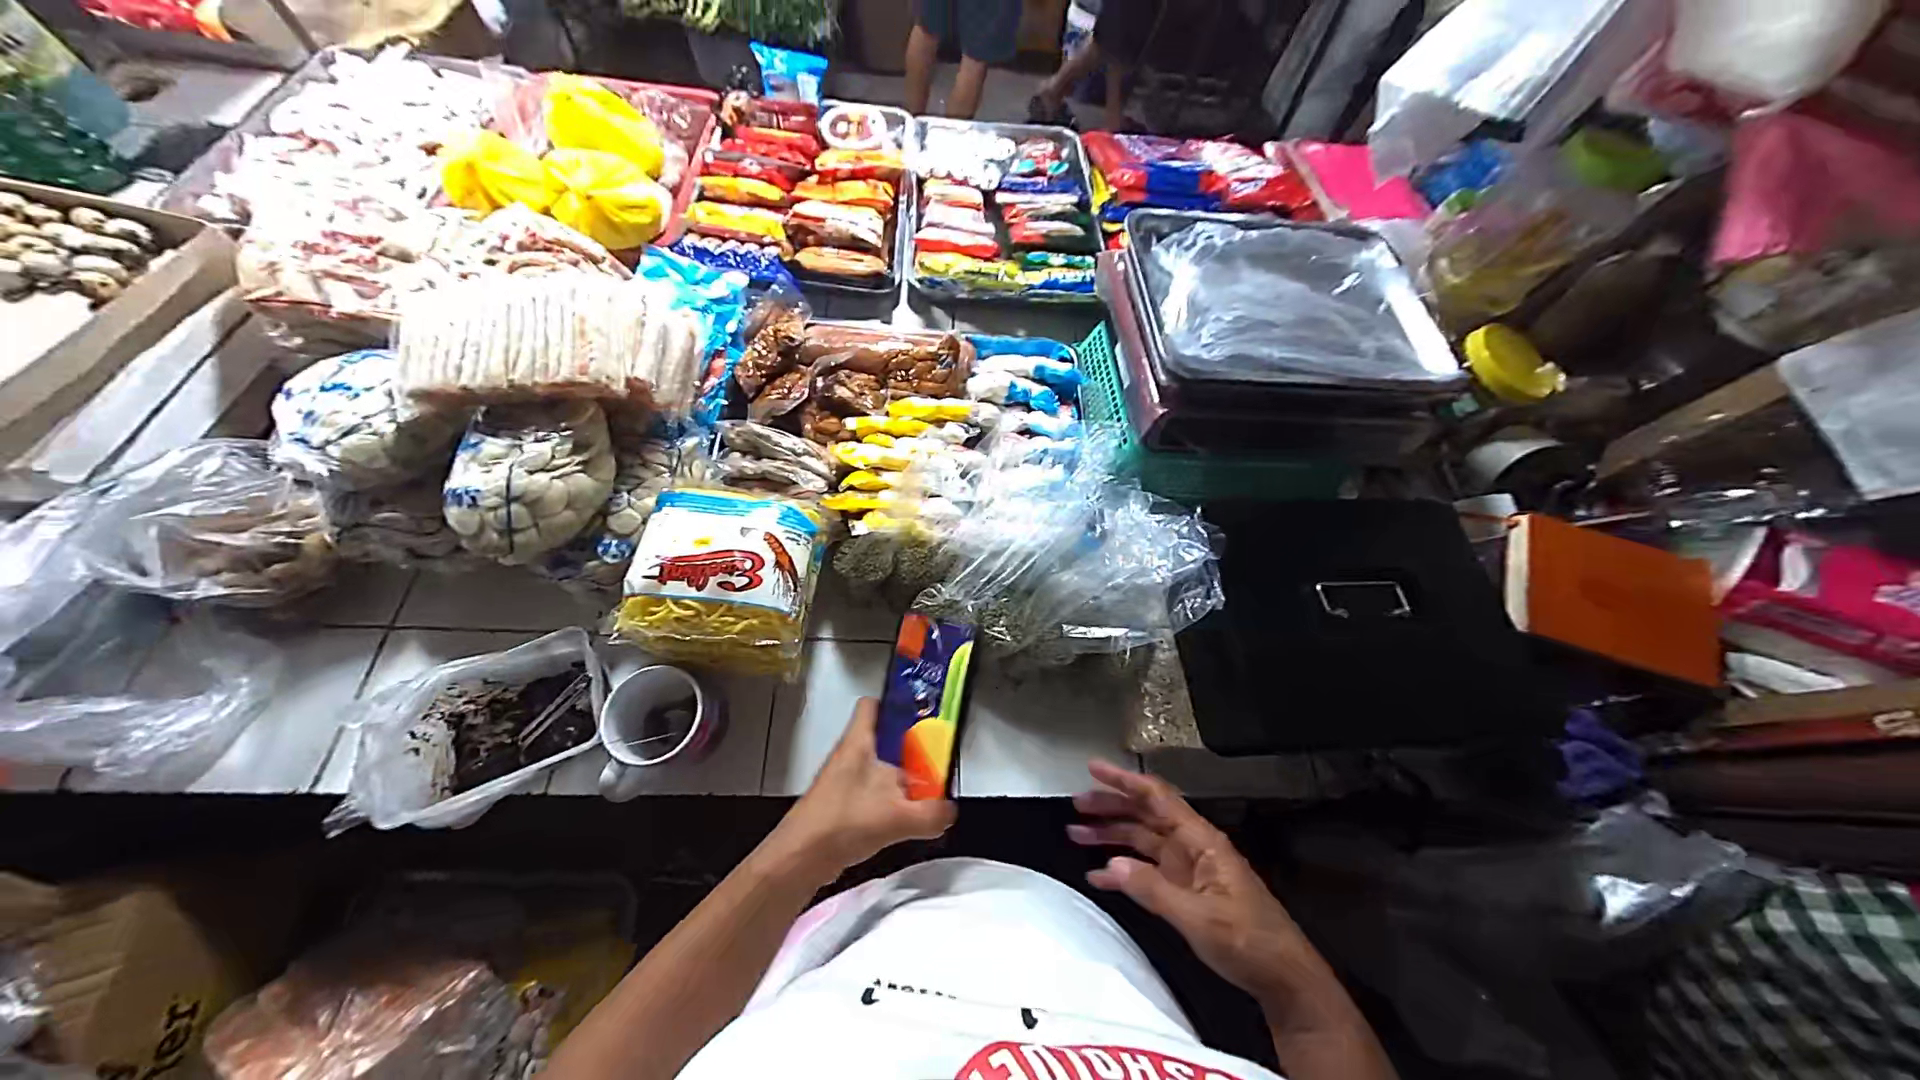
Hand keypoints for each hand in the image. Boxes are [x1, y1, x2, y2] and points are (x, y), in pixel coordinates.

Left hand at [769, 698, 956, 877]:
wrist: (800, 859)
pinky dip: (887, 803)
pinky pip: (870, 794)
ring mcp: (842, 781)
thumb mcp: (899, 817)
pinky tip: (901, 821)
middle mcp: (849, 756)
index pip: (872, 706)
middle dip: (908, 750)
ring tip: (923, 793)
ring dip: (899, 779)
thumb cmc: (840, 822)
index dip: (895, 705)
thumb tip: (949, 811)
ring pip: (877, 769)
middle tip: (931, 760)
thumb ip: (932, 813)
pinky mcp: (840, 806)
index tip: (918, 714)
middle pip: (882, 741)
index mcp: (859, 742)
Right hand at [1071, 760, 1337, 1016]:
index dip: (1124, 780)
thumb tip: (1110, 865)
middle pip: (1145, 815)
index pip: (1157, 797)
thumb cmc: (1248, 941)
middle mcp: (1191, 847)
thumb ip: (1153, 889)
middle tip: (1077, 805)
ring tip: (1076, 834)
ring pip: (1142, 840)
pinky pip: (1147, 871)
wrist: (1283, 979)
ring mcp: (1187, 869)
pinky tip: (1099, 877)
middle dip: (1111, 806)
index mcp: (1201, 841)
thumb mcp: (1198, 918)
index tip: (1094, 768)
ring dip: (1111, 836)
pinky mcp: (1185, 891)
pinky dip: (1122, 872)